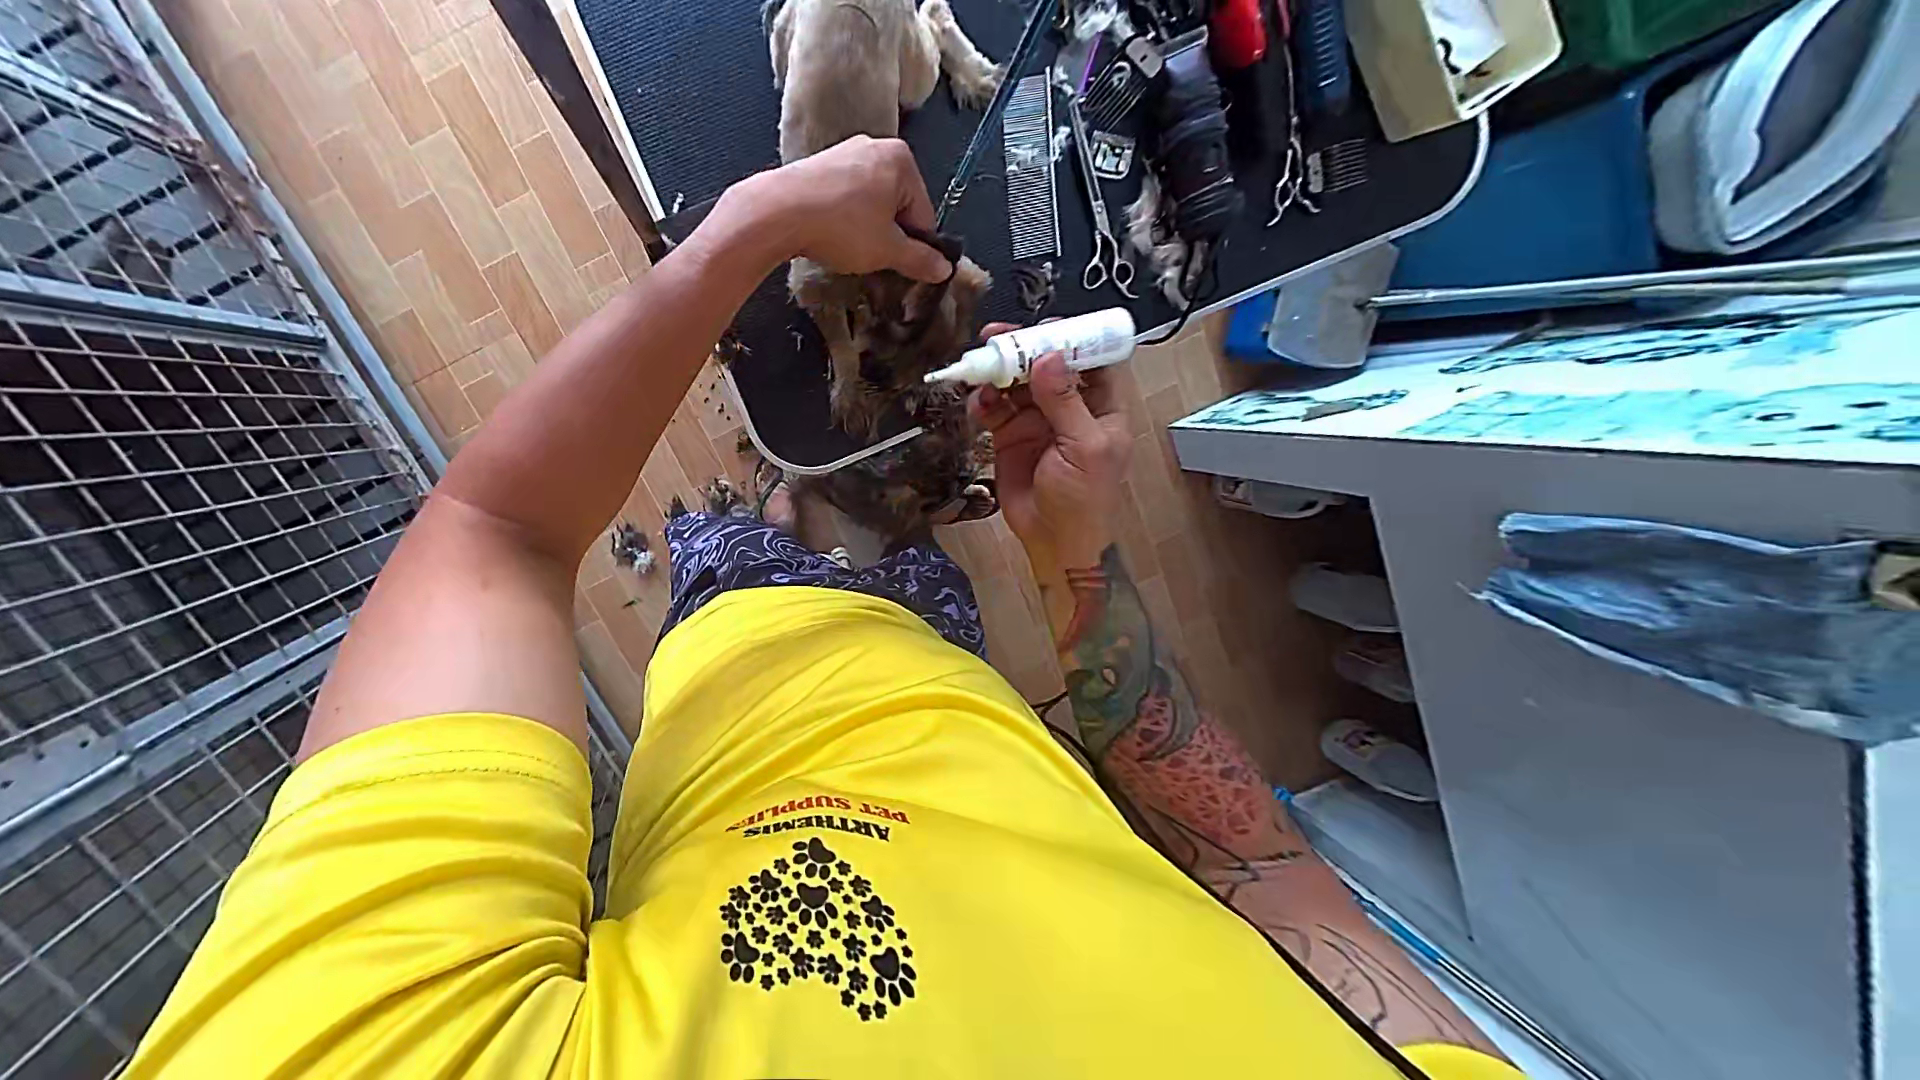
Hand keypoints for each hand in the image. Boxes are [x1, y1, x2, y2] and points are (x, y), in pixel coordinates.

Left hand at [717, 136, 949, 281]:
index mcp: (901, 160)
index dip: (916, 247)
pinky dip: (847, 220)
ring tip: (851, 250)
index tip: (901, 266)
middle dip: (891, 237)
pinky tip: (834, 236)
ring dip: (869, 231)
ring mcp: (846, 153)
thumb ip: (921, 260)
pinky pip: (848, 198)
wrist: (779, 212)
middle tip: (875, 260)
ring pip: (873, 204)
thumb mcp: (889, 251)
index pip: (924, 215)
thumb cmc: (842, 227)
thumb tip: (944, 268)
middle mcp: (876, 147)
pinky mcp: (821, 165)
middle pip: (899, 207)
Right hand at [969, 323, 1131, 570]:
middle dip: (1024, 349)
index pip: (1091, 360)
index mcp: (1102, 407)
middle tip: (997, 337)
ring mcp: (1038, 420)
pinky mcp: (1010, 435)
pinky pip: (996, 408)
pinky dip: (985, 400)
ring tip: (980, 365)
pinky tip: (978, 402)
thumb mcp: (1085, 448)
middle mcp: (1069, 407)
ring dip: (999, 371)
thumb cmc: (1084, 499)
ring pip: (1017, 382)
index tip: (1045, 328)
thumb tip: (1049, 356)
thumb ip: (1066, 402)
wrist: (1053, 542)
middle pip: (1047, 365)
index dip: (1071, 340)